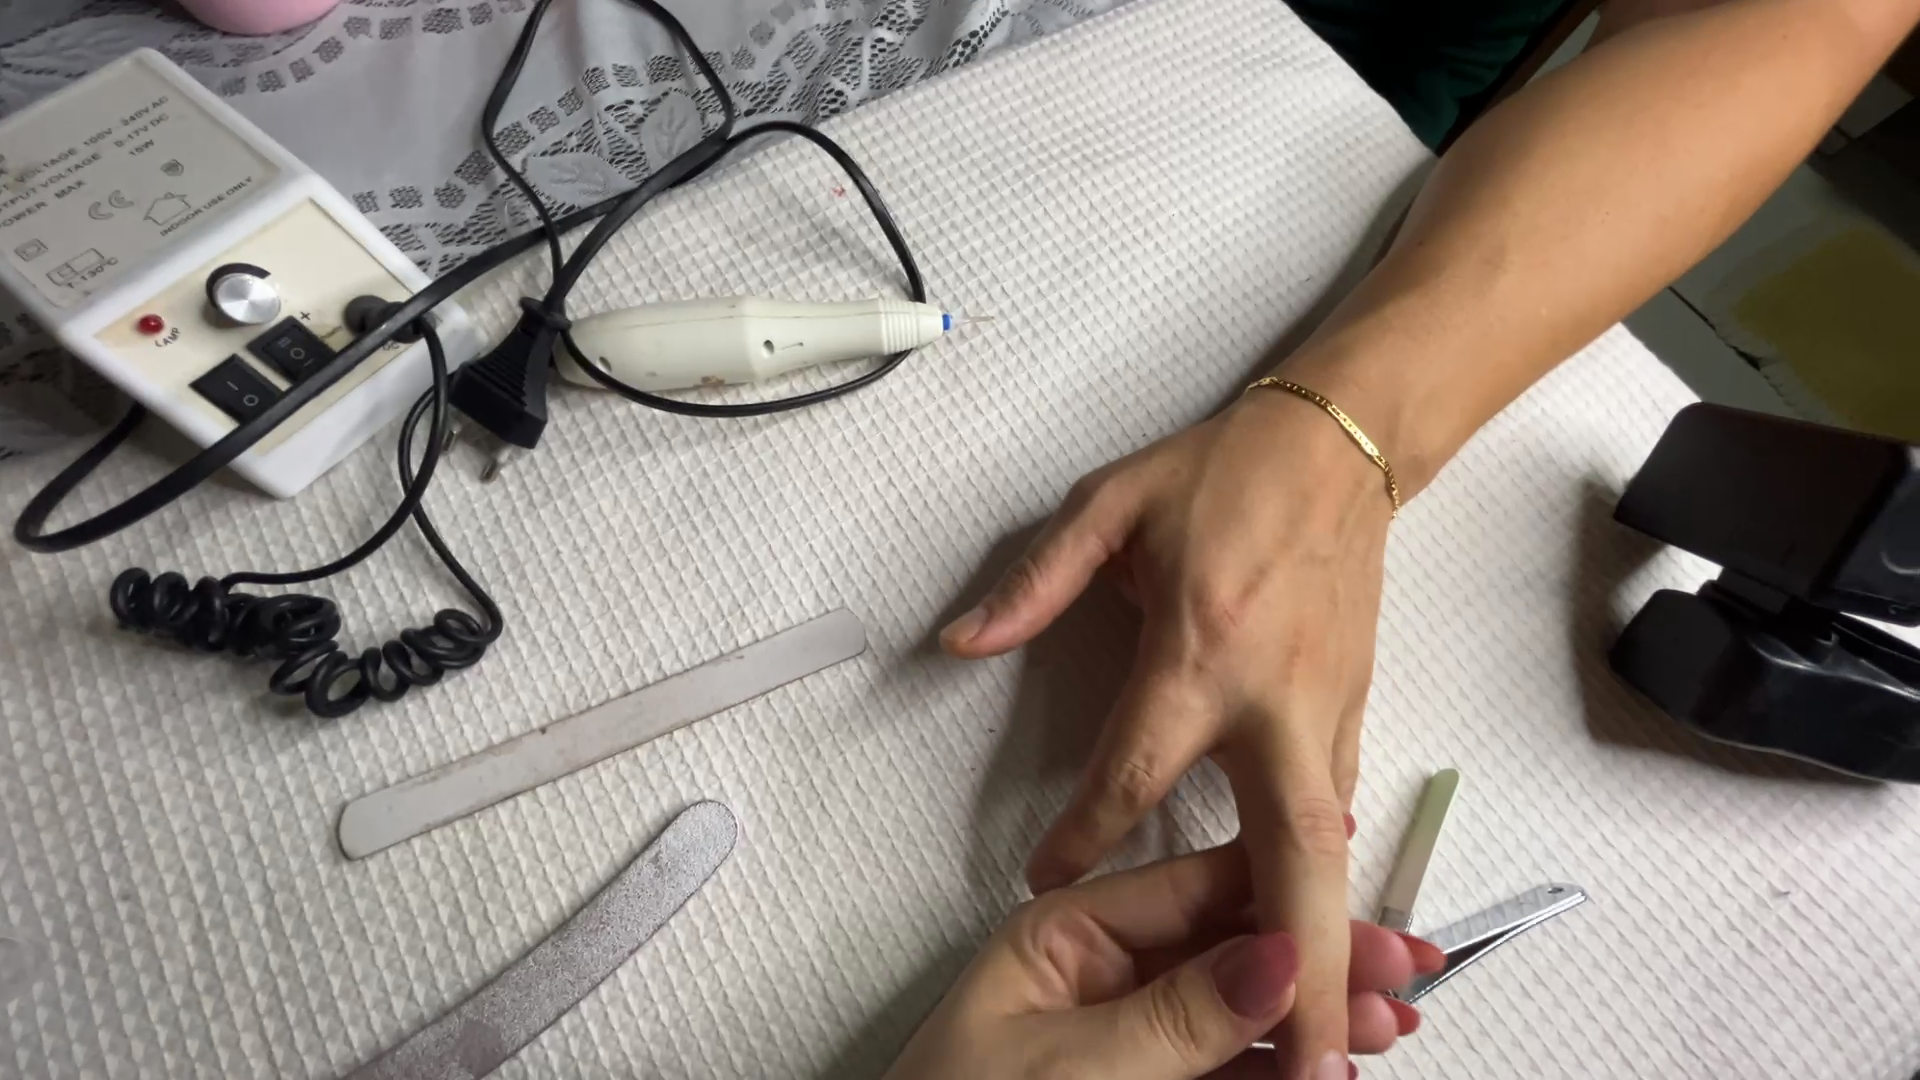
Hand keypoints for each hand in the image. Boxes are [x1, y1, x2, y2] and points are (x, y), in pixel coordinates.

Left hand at [882, 844, 1440, 1079]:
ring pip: (1238, 1013)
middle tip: (1407, 963)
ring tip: (1397, 1019)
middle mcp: (1104, 971)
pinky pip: (1226, 1069)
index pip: (1186, 893)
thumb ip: (1174, 1017)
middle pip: (1225, 950)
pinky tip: (1337, 1065)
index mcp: (1069, 934)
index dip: (1272, 888)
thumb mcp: (1068, 1064)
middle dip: (1314, 955)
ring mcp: (1128, 1033)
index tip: (1355, 882)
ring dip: (1315, 1015)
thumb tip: (1279, 956)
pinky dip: (1282, 1070)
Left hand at [942, 384, 1397, 1077]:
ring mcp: (1327, 706)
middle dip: (1292, 969)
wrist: (1335, 446)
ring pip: (1329, 845)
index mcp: (1198, 650)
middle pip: (1287, 855)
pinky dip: (1327, 867)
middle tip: (1295, 1072)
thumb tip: (963, 639)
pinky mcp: (1359, 701)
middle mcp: (1271, 697)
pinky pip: (1339, 801)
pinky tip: (1313, 911)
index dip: (1083, 836)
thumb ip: (1035, 584)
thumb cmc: (1219, 474)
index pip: (1132, 773)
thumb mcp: (1109, 508)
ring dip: (1326, 939)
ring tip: (1321, 1036)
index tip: (1042, 883)